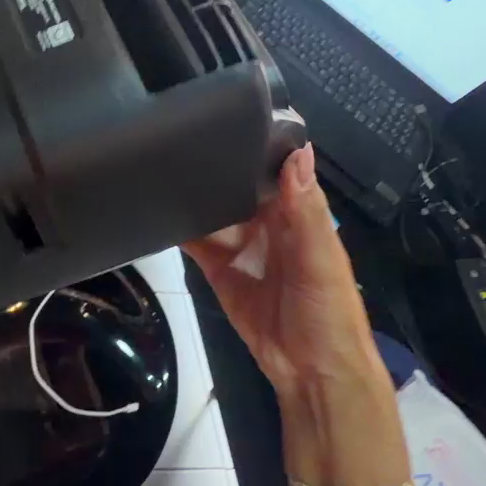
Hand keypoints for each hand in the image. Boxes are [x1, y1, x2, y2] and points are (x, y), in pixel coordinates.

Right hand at [181, 144, 387, 400]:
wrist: (313, 373)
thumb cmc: (328, 310)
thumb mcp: (320, 256)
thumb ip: (304, 207)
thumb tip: (298, 149)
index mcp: (297, 215)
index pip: (273, 170)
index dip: (253, 144)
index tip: (222, 112)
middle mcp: (268, 225)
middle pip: (236, 188)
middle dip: (213, 168)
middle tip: (174, 137)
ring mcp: (241, 248)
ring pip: (214, 213)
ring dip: (193, 197)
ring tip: (159, 168)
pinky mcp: (218, 271)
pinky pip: (197, 244)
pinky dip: (179, 230)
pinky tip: (157, 210)